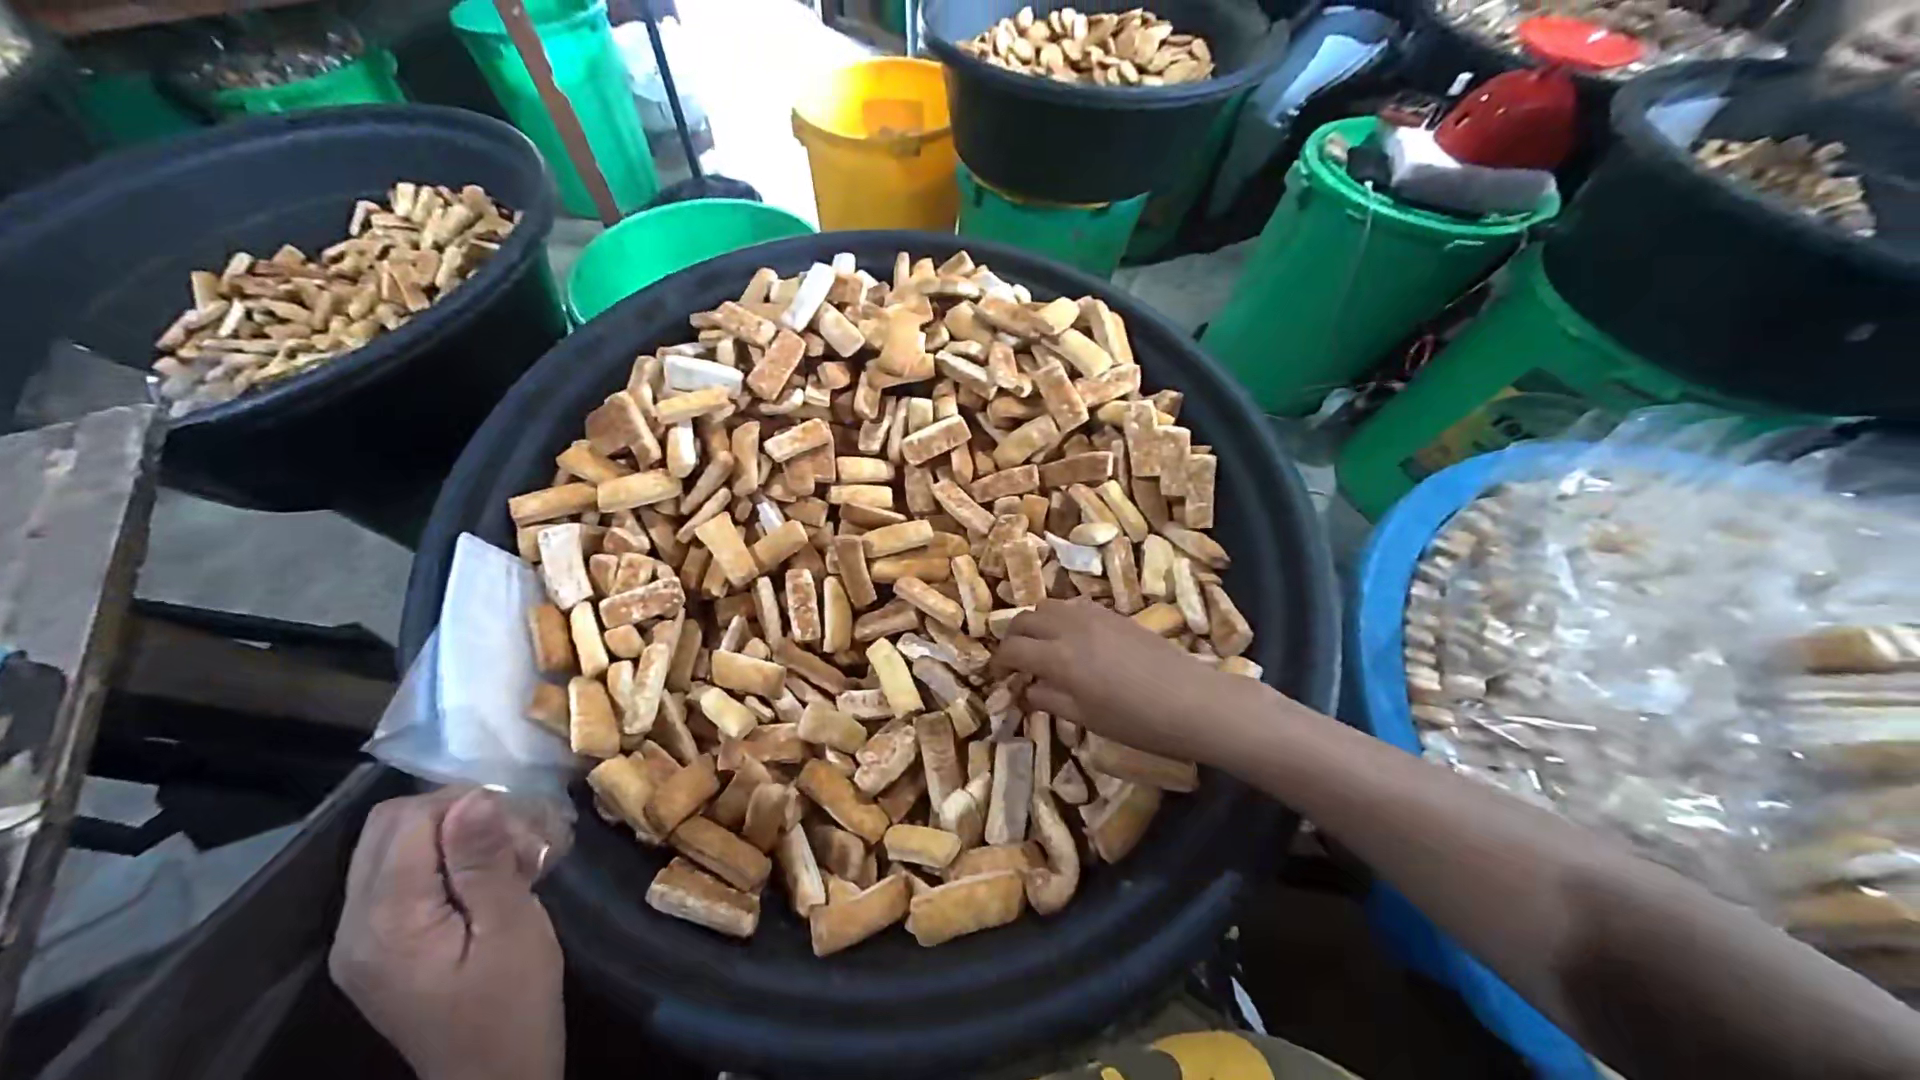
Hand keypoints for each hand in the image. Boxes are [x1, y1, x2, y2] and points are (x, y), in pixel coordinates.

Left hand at [330, 788, 563, 1079]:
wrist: (494, 1076)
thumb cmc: (513, 1002)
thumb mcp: (512, 928)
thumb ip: (485, 863)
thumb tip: (476, 798)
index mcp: (386, 924)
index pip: (406, 823)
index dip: (464, 804)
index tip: (518, 823)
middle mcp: (354, 926)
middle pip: (388, 827)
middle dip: (455, 813)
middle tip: (513, 835)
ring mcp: (359, 938)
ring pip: (390, 844)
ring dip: (450, 833)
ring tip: (506, 856)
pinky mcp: (377, 944)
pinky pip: (396, 873)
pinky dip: (441, 858)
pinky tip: (484, 876)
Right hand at [992, 599, 1271, 764]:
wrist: (1194, 702)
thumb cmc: (1137, 721)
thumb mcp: (1086, 718)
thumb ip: (1049, 699)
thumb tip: (1026, 689)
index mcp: (1058, 657)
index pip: (1013, 649)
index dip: (999, 661)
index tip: (999, 674)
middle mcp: (1069, 627)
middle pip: (1025, 618)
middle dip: (1012, 637)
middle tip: (1015, 658)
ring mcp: (1094, 615)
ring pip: (1048, 605)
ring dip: (1036, 622)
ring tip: (1042, 644)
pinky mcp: (1114, 613)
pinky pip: (1074, 604)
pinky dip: (1061, 616)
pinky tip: (1072, 637)